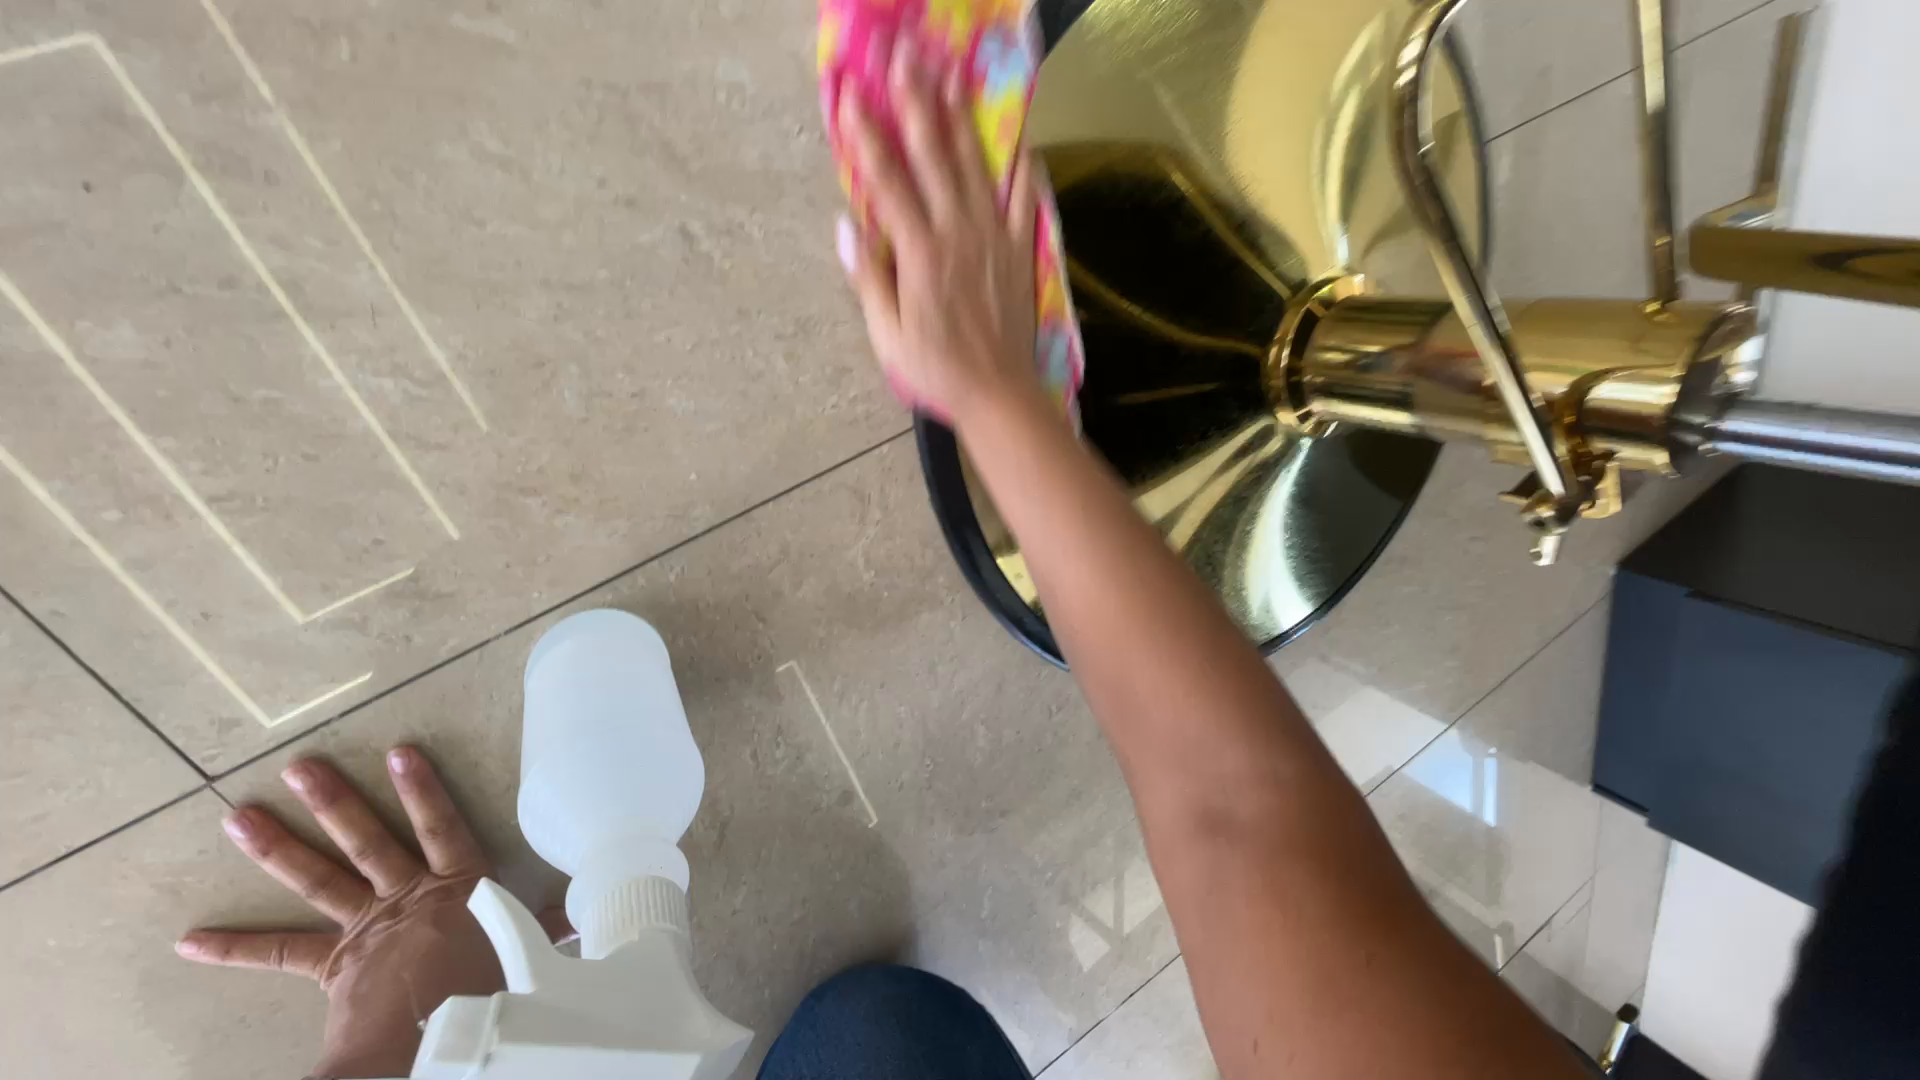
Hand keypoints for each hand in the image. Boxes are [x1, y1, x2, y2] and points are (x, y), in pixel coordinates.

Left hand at [177, 746, 569, 1078]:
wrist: (428, 1045)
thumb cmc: (489, 987)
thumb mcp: (529, 950)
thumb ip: (545, 926)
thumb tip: (581, 913)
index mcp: (457, 886)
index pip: (441, 826)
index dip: (422, 789)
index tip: (399, 751)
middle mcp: (406, 896)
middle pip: (368, 842)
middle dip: (335, 803)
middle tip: (301, 766)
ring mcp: (363, 928)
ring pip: (318, 880)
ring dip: (279, 848)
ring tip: (239, 818)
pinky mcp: (332, 966)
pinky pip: (280, 954)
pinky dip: (236, 945)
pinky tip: (189, 938)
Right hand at [837, 40, 1044, 425]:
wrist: (999, 392)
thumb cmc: (937, 369)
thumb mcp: (888, 334)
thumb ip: (869, 278)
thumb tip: (845, 227)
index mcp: (921, 253)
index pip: (887, 183)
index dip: (867, 135)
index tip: (851, 94)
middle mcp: (959, 233)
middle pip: (934, 158)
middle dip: (917, 104)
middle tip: (906, 58)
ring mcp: (995, 237)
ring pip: (977, 166)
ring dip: (963, 118)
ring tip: (954, 74)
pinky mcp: (1021, 249)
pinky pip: (1025, 199)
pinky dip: (1022, 167)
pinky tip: (1019, 138)